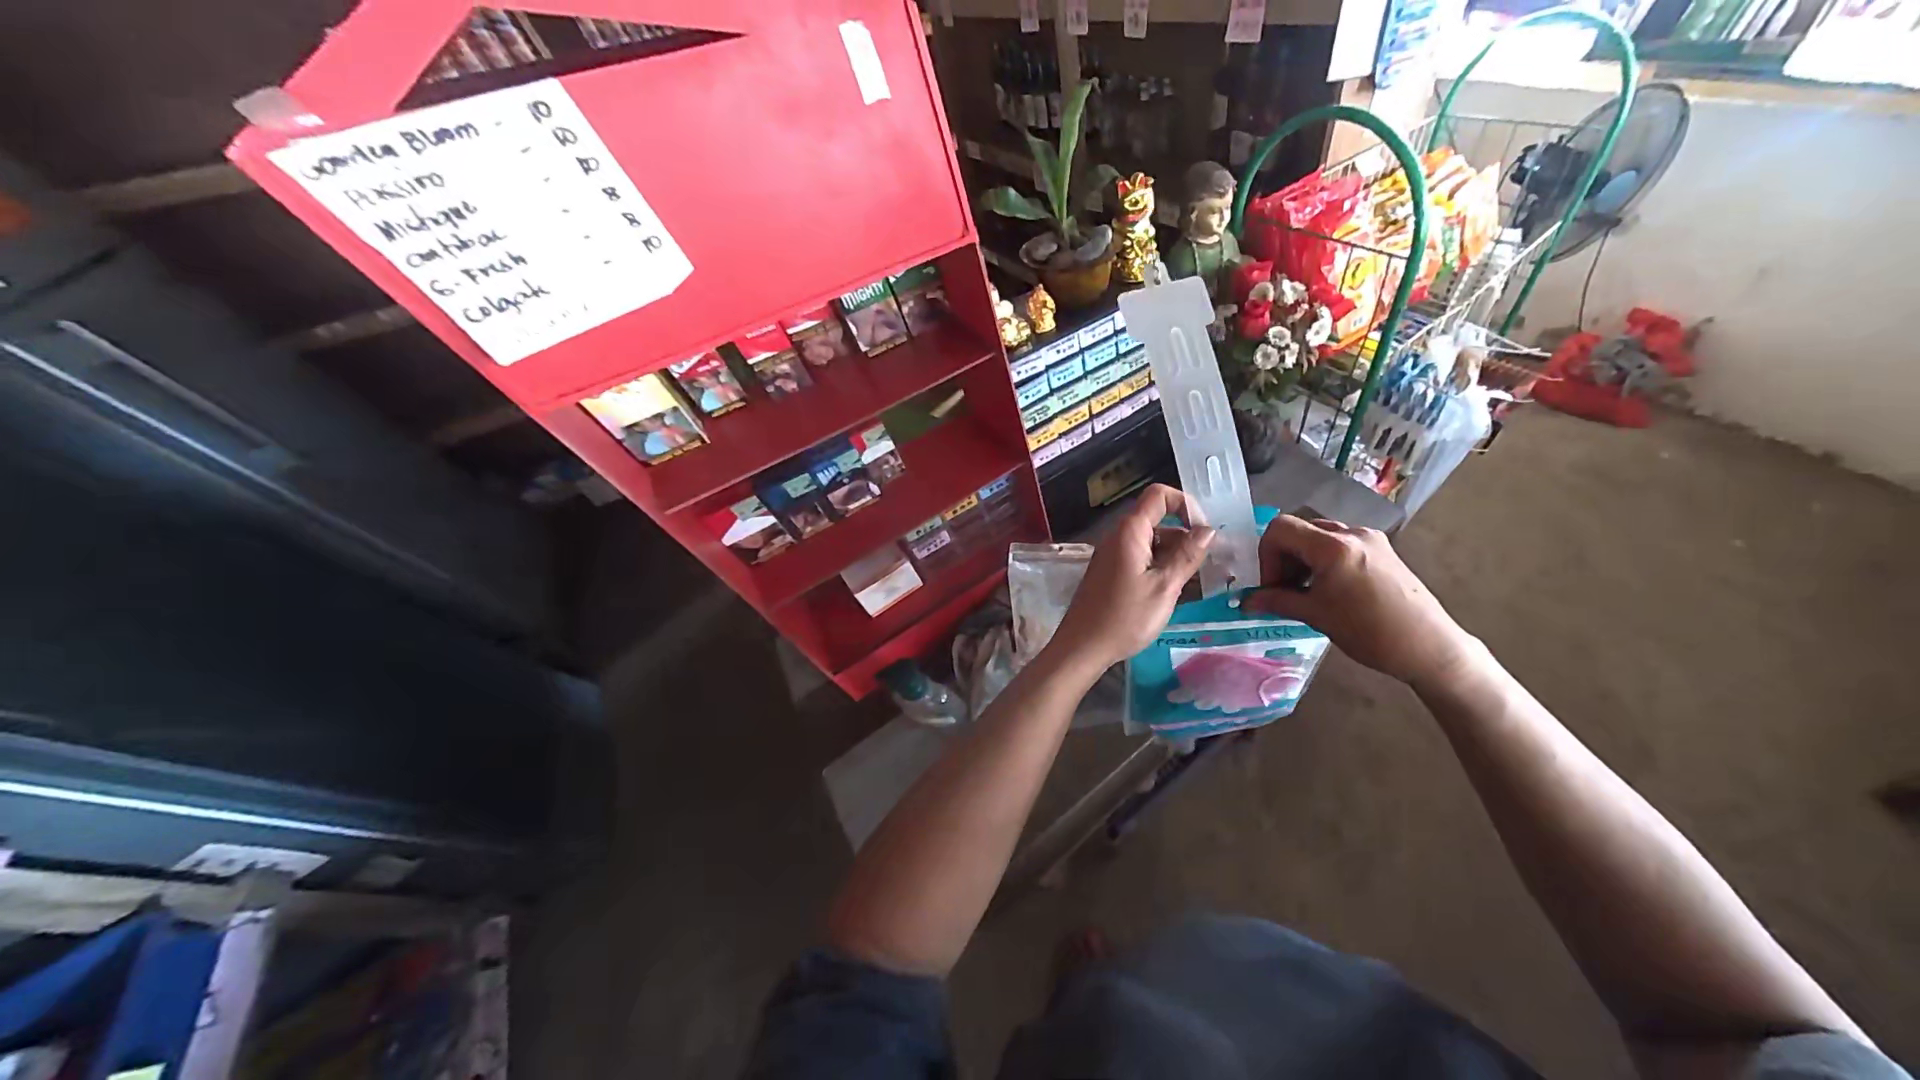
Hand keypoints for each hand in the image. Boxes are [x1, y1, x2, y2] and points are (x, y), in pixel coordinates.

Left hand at [1048, 484, 1214, 670]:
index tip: (1204, 532)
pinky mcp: (1112, 573)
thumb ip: (1187, 555)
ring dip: (1176, 557)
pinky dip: (1161, 570)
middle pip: (1158, 521)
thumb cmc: (1124, 618)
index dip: (1185, 505)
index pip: (1159, 495)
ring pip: (1152, 544)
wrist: (1082, 647)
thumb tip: (1208, 529)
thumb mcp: (1164, 587)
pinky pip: (1142, 561)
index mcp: (1130, 532)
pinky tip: (1176, 593)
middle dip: (1186, 538)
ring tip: (1196, 584)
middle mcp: (1119, 537)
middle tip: (1207, 567)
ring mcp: (1114, 556)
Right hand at [1241, 516, 1477, 687]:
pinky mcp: (1383, 550)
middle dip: (1283, 558)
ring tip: (1306, 592)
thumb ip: (1277, 601)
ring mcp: (1371, 539)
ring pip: (1319, 537)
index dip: (1266, 555)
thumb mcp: (1316, 615)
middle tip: (1283, 591)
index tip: (1272, 586)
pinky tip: (1329, 590)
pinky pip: (1340, 545)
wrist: (1430, 647)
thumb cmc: (1369, 632)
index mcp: (1333, 546)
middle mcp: (1352, 533)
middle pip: (1299, 530)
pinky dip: (1323, 561)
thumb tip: (1247, 601)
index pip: (1280, 529)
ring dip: (1303, 560)